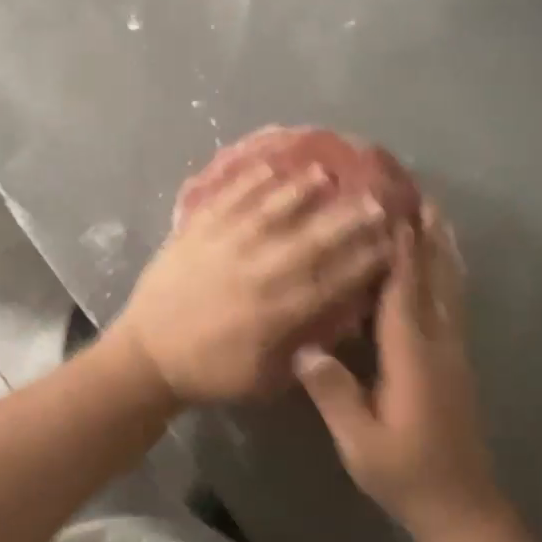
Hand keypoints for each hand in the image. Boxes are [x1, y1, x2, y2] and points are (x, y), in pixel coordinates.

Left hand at [109, 163, 393, 404]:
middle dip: (347, 220)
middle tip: (376, 199)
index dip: (366, 260)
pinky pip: (227, 199)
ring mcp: (224, 245)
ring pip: (269, 211)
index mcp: (276, 313)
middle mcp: (256, 273)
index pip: (332, 281)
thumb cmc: (212, 372)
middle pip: (310, 240)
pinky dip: (249, 180)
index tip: (393, 241)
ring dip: (300, 190)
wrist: (148, 355)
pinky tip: (270, 164)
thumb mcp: (266, 377)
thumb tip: (340, 322)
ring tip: (327, 172)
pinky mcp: (197, 230)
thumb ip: (304, 350)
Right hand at [295, 207, 496, 537]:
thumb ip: (335, 393)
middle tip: (415, 189)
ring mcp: (452, 350)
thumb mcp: (360, 442)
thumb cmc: (406, 474)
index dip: (397, 245)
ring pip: (449, 285)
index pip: (403, 289)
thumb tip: (304, 346)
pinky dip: (447, 271)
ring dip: (441, 245)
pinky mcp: (455, 360)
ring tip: (433, 209)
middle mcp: (438, 342)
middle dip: (424, 231)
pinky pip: (452, 300)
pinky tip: (442, 261)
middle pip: (433, 275)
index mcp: (412, 356)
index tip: (388, 204)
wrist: (461, 507)